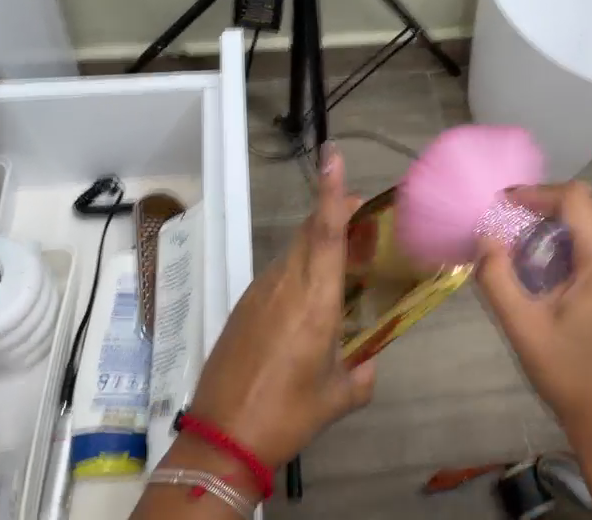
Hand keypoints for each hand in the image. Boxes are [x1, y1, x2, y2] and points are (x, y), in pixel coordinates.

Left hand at [185, 150, 374, 467]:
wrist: (223, 435)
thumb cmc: (288, 413)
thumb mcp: (338, 397)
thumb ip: (363, 372)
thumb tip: (369, 360)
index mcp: (315, 299)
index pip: (326, 232)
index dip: (331, 191)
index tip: (332, 156)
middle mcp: (286, 283)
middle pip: (311, 231)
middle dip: (335, 212)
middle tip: (364, 218)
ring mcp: (260, 290)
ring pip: (295, 250)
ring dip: (320, 243)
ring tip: (345, 262)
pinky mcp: (244, 304)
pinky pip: (279, 272)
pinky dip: (301, 269)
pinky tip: (310, 300)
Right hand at [475, 182, 591, 450]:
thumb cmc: (570, 377)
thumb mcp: (522, 327)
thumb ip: (496, 274)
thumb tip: (484, 233)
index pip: (575, 198)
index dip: (537, 193)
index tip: (504, 206)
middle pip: (587, 212)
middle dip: (545, 215)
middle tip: (509, 235)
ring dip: (561, 235)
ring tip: (528, 260)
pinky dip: (579, 253)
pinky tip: (557, 283)